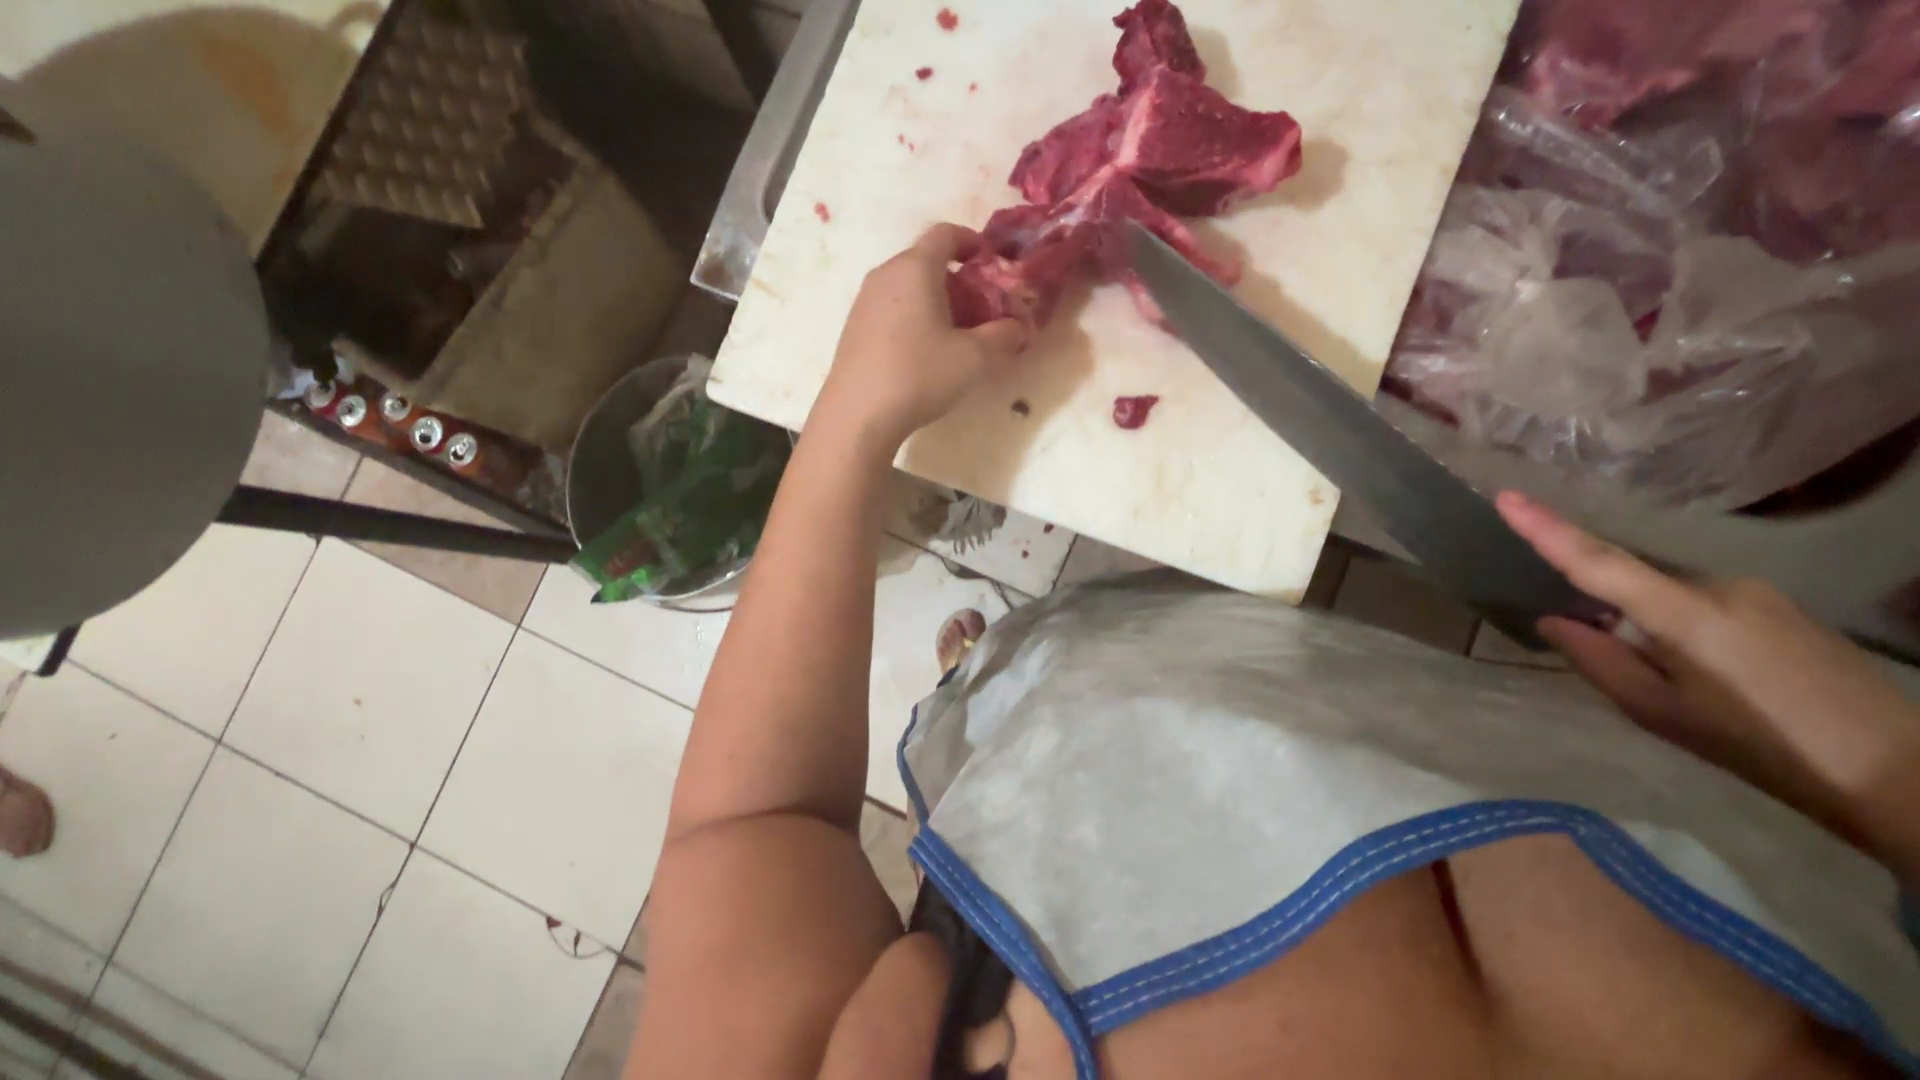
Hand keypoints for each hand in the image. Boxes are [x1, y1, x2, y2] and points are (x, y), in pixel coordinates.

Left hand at [814, 224, 1030, 452]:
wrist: (857, 416)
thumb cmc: (919, 375)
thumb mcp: (974, 358)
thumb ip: (1004, 336)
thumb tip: (1018, 328)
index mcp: (914, 268)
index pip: (945, 233)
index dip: (972, 241)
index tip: (990, 262)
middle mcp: (885, 275)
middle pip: (925, 259)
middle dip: (957, 277)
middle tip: (981, 306)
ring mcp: (864, 301)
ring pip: (907, 285)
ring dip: (935, 299)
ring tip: (955, 332)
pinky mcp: (854, 328)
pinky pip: (891, 307)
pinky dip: (914, 316)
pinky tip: (924, 351)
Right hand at [1497, 491, 1919, 852]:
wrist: (1893, 769)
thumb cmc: (1760, 747)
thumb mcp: (1661, 714)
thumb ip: (1598, 661)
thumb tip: (1555, 621)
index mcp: (1685, 613)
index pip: (1598, 562)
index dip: (1546, 529)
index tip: (1506, 497)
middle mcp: (1719, 585)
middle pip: (1634, 584)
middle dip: (1611, 614)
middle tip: (1630, 675)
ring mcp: (1757, 591)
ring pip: (1670, 598)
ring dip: (1654, 629)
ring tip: (1685, 690)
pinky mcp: (1781, 606)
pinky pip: (1704, 605)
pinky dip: (1685, 631)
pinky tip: (1715, 680)